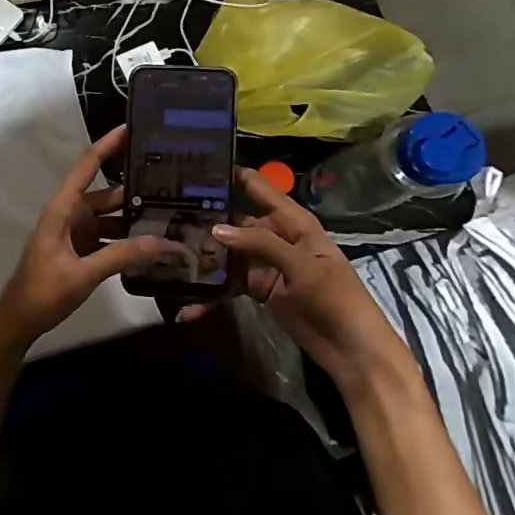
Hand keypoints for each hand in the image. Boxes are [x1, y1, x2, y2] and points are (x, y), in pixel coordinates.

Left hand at [0, 125, 178, 355]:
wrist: (18, 323)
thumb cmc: (41, 294)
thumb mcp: (82, 275)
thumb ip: (120, 257)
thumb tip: (161, 241)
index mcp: (61, 211)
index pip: (85, 168)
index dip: (106, 146)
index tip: (129, 128)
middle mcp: (70, 216)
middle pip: (106, 194)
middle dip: (135, 188)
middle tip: (171, 181)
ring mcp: (76, 234)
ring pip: (112, 218)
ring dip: (135, 218)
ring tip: (171, 214)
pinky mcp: (82, 251)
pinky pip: (110, 237)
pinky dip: (129, 239)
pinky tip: (154, 243)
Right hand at [184, 167, 414, 390]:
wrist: (351, 348)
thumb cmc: (336, 297)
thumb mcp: (302, 265)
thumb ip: (261, 243)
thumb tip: (217, 228)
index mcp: (292, 221)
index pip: (258, 187)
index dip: (231, 175)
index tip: (196, 167)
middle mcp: (274, 236)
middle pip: (235, 220)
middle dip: (205, 218)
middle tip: (164, 215)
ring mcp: (264, 264)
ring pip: (227, 253)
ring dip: (203, 257)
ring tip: (166, 255)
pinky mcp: (257, 289)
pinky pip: (228, 286)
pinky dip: (210, 296)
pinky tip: (187, 307)